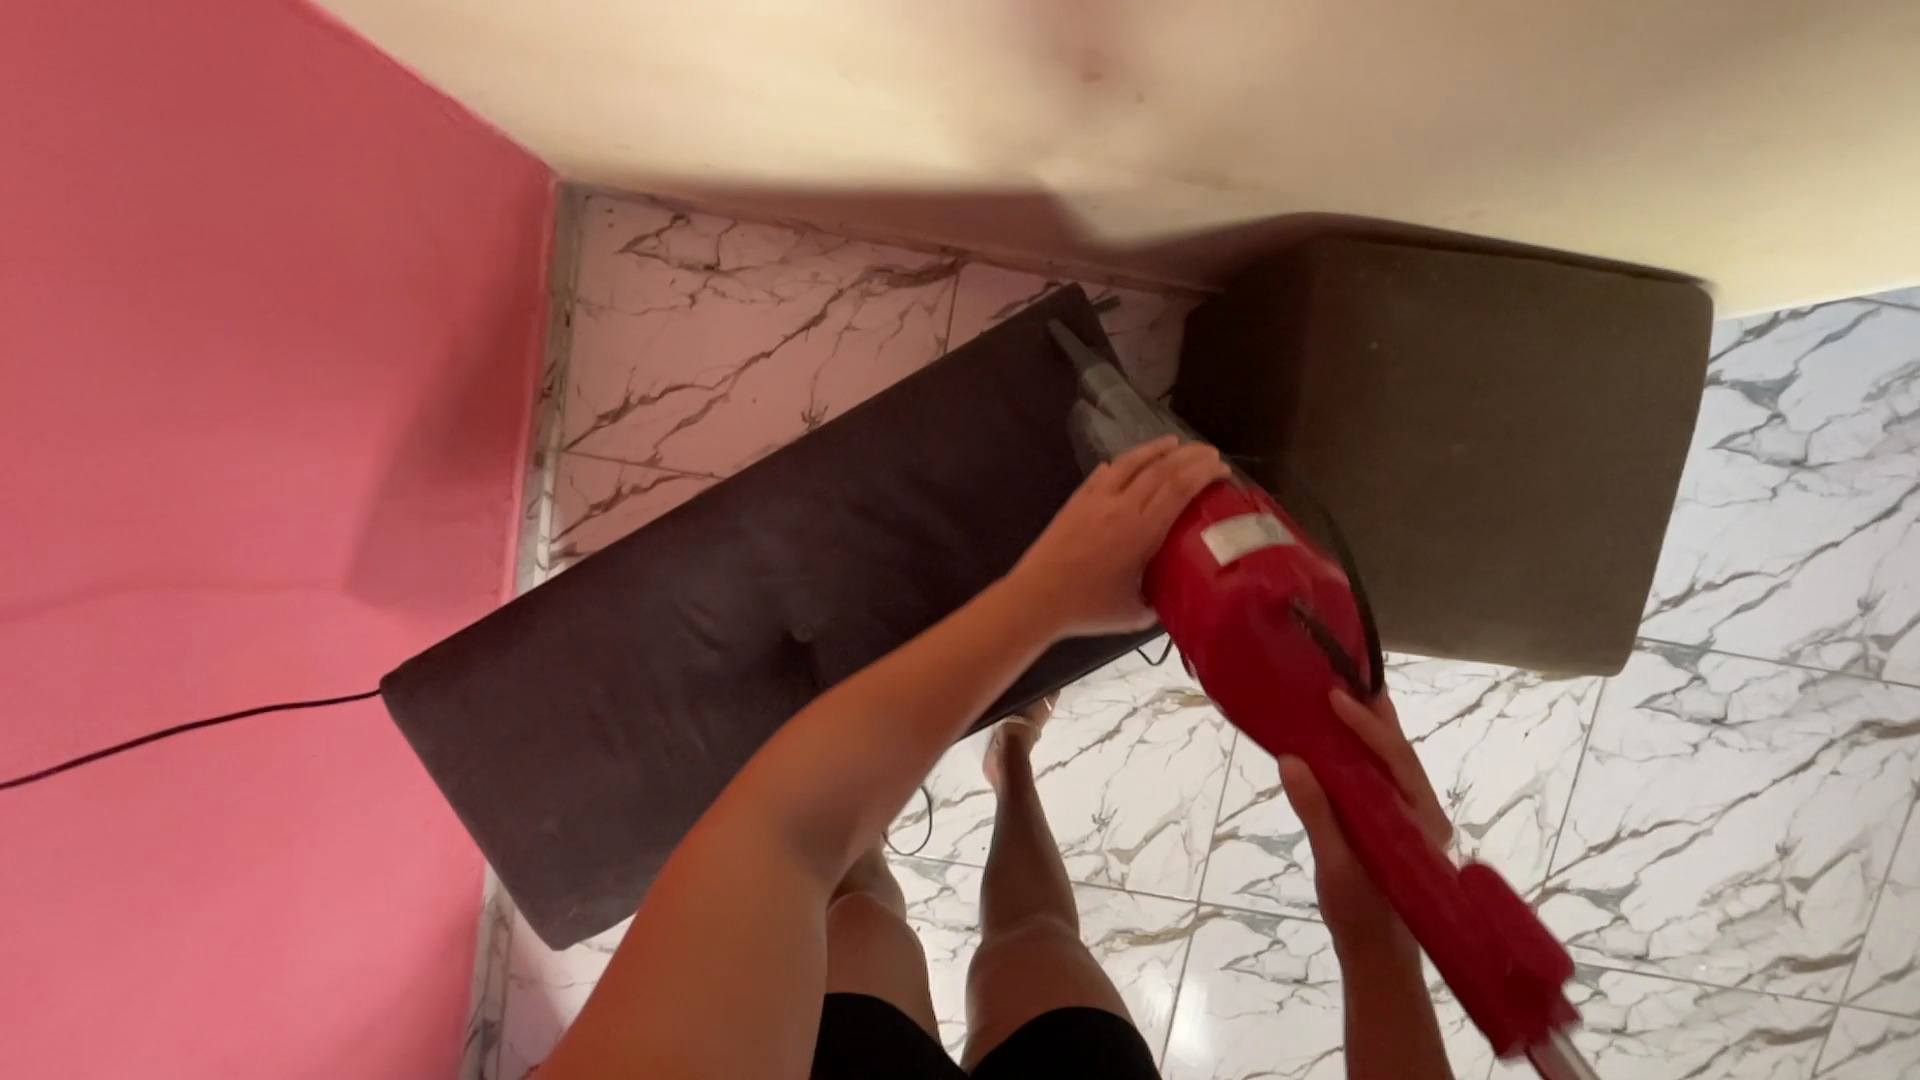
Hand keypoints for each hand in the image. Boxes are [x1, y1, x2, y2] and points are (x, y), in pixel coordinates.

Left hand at [1006, 437, 1228, 637]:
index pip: (1180, 488)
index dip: (1204, 473)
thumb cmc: (1087, 608)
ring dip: (1155, 449)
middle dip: (1190, 456)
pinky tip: (1126, 464)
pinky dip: (1121, 465)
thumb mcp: (1135, 614)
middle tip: (1210, 452)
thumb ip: (1160, 601)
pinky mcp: (1075, 502)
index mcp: (1141, 531)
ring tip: (1174, 443)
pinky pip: (1103, 474)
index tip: (1222, 469)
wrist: (1036, 597)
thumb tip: (1176, 595)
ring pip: (1130, 463)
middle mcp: (1120, 506)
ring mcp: (1094, 500)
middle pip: (1161, 469)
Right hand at [1278, 690, 1451, 952]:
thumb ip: (1317, 814)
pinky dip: (1354, 746)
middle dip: (1372, 711)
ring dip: (1364, 724)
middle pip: (1398, 749)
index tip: (1335, 697)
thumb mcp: (1336, 867)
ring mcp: (1404, 813)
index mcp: (1417, 819)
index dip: (1368, 725)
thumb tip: (1291, 759)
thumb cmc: (1360, 914)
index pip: (1397, 758)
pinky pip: (1374, 771)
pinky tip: (1329, 733)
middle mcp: (1418, 808)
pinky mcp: (1386, 818)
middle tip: (1339, 673)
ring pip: (1389, 758)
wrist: (1377, 952)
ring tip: (1334, 690)